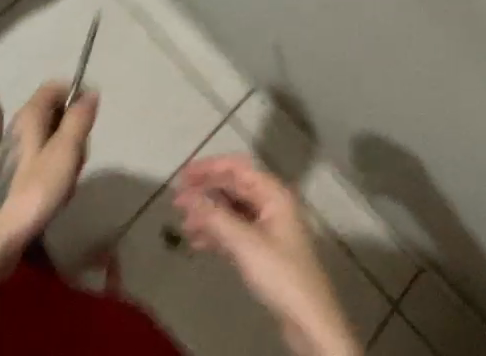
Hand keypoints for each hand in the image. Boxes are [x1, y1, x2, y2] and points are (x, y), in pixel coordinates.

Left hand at [0, 82, 98, 262]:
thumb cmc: (33, 191)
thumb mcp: (65, 153)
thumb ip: (79, 120)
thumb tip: (91, 93)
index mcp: (29, 116)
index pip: (54, 87)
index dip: (75, 95)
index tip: (90, 117)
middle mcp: (20, 126)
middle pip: (56, 113)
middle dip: (75, 132)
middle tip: (78, 156)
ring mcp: (17, 148)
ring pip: (53, 138)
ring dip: (68, 155)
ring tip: (67, 180)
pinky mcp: (17, 169)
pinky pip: (45, 158)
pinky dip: (56, 170)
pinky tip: (57, 192)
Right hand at [174, 155, 361, 355]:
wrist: (309, 319)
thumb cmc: (280, 273)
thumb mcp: (244, 243)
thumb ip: (214, 216)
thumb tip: (186, 195)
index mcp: (273, 194)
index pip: (238, 168)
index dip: (210, 167)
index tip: (183, 175)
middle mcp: (272, 204)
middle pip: (234, 188)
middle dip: (206, 192)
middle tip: (177, 202)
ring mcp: (269, 227)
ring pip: (233, 211)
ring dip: (209, 215)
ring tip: (184, 226)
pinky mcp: (265, 249)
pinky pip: (236, 231)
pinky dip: (217, 233)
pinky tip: (198, 243)